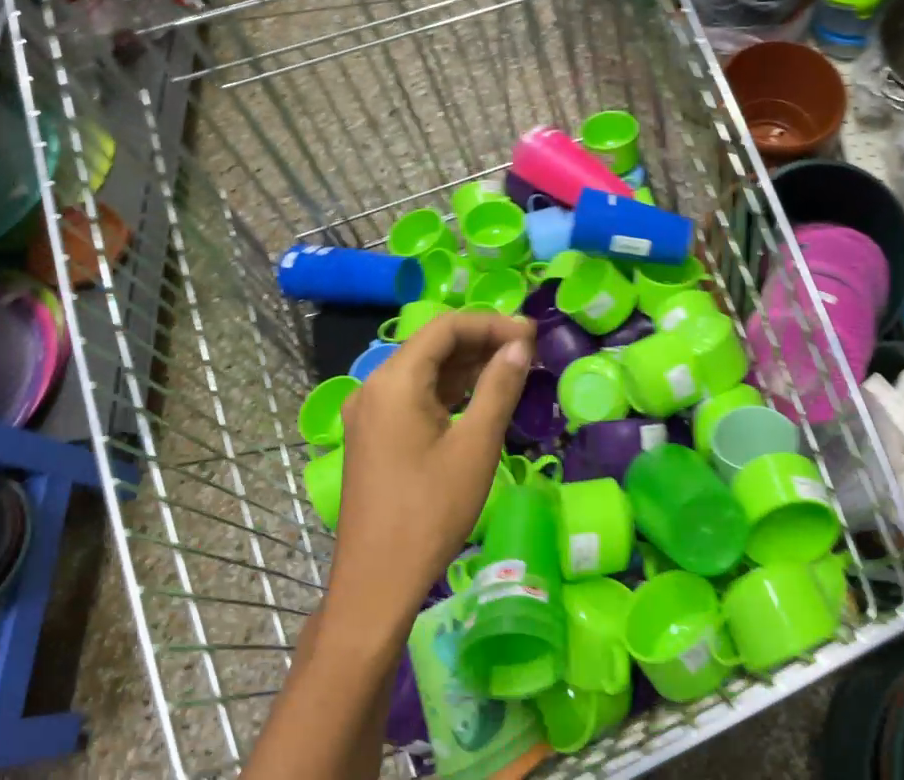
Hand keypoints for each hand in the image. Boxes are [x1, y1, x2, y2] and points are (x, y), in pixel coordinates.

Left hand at [331, 313, 534, 605]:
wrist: (378, 580)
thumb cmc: (431, 510)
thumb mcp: (475, 445)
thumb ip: (499, 387)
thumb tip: (520, 345)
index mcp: (393, 382)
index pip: (445, 328)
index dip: (492, 323)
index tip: (532, 333)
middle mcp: (374, 388)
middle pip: (432, 346)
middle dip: (482, 341)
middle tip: (529, 350)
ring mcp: (371, 414)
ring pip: (425, 372)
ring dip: (468, 365)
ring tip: (515, 369)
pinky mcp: (375, 438)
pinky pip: (415, 397)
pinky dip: (451, 391)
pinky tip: (483, 398)